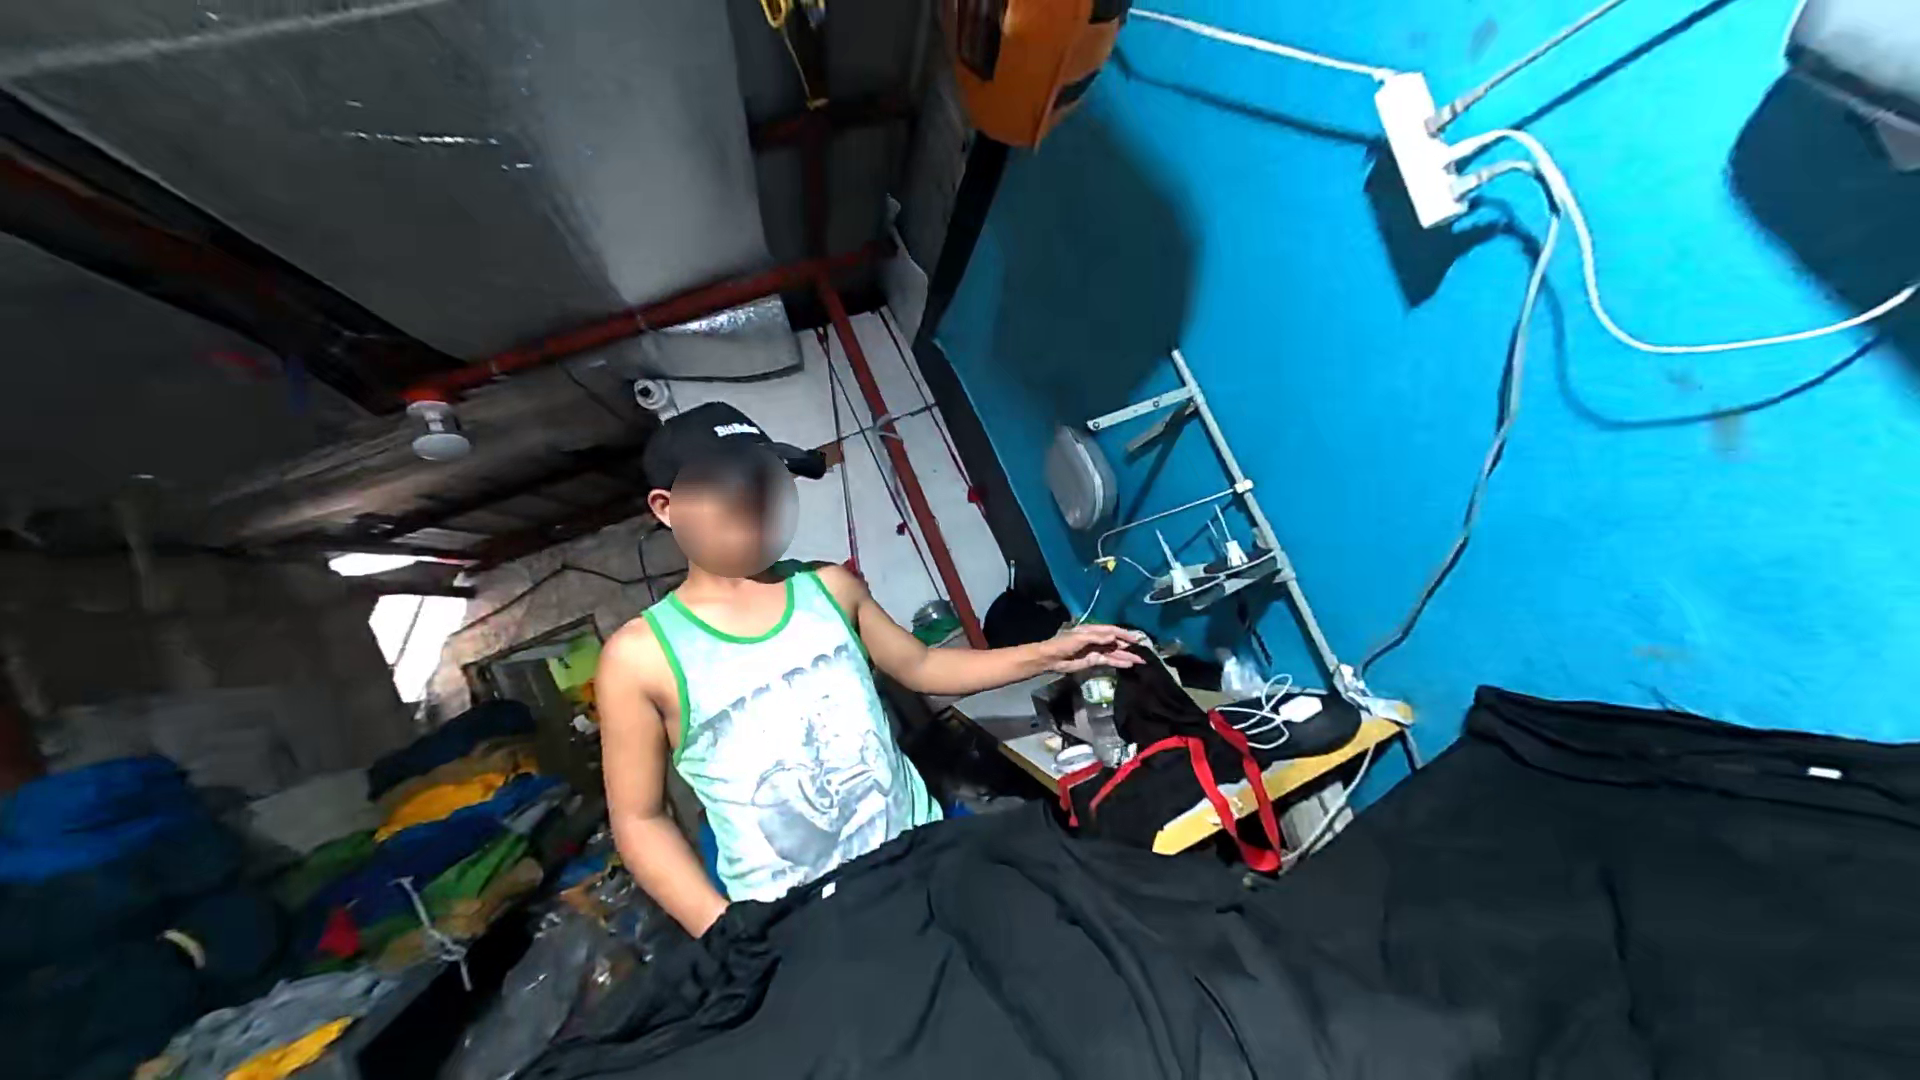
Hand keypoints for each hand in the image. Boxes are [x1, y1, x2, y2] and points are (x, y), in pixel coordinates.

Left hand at [1035, 624, 1148, 674]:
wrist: (1052, 658)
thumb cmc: (1064, 643)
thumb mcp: (1080, 638)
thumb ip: (1098, 637)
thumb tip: (1114, 637)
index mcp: (1092, 630)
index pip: (1112, 630)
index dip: (1124, 634)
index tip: (1136, 639)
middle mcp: (1096, 639)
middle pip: (1115, 642)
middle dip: (1129, 646)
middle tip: (1143, 651)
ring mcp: (1095, 650)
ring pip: (1114, 652)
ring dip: (1126, 656)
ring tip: (1140, 660)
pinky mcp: (1093, 661)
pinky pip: (1109, 661)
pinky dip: (1118, 663)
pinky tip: (1128, 665)